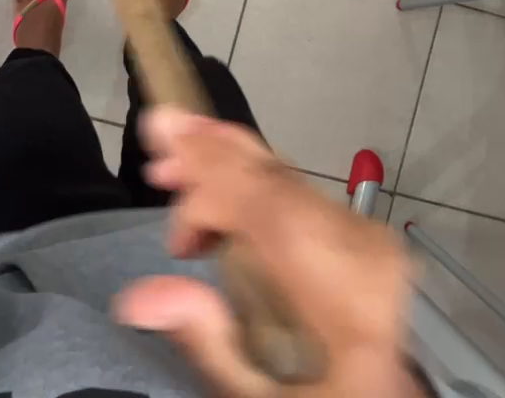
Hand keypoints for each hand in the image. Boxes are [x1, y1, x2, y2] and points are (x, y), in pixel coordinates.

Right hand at [113, 108, 420, 397]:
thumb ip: (208, 341)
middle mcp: (362, 248)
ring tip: (172, 157)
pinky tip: (210, 166)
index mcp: (345, 293)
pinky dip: (247, 171)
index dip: (211, 183)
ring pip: (283, 172)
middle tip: (155, 133)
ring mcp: (366, 232)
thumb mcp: (264, 395)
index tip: (164, 198)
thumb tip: (139, 297)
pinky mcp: (358, 227)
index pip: (270, 207)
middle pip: (275, 178)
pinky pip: (294, 182)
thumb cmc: (323, 393)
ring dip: (222, 157)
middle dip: (209, 152)